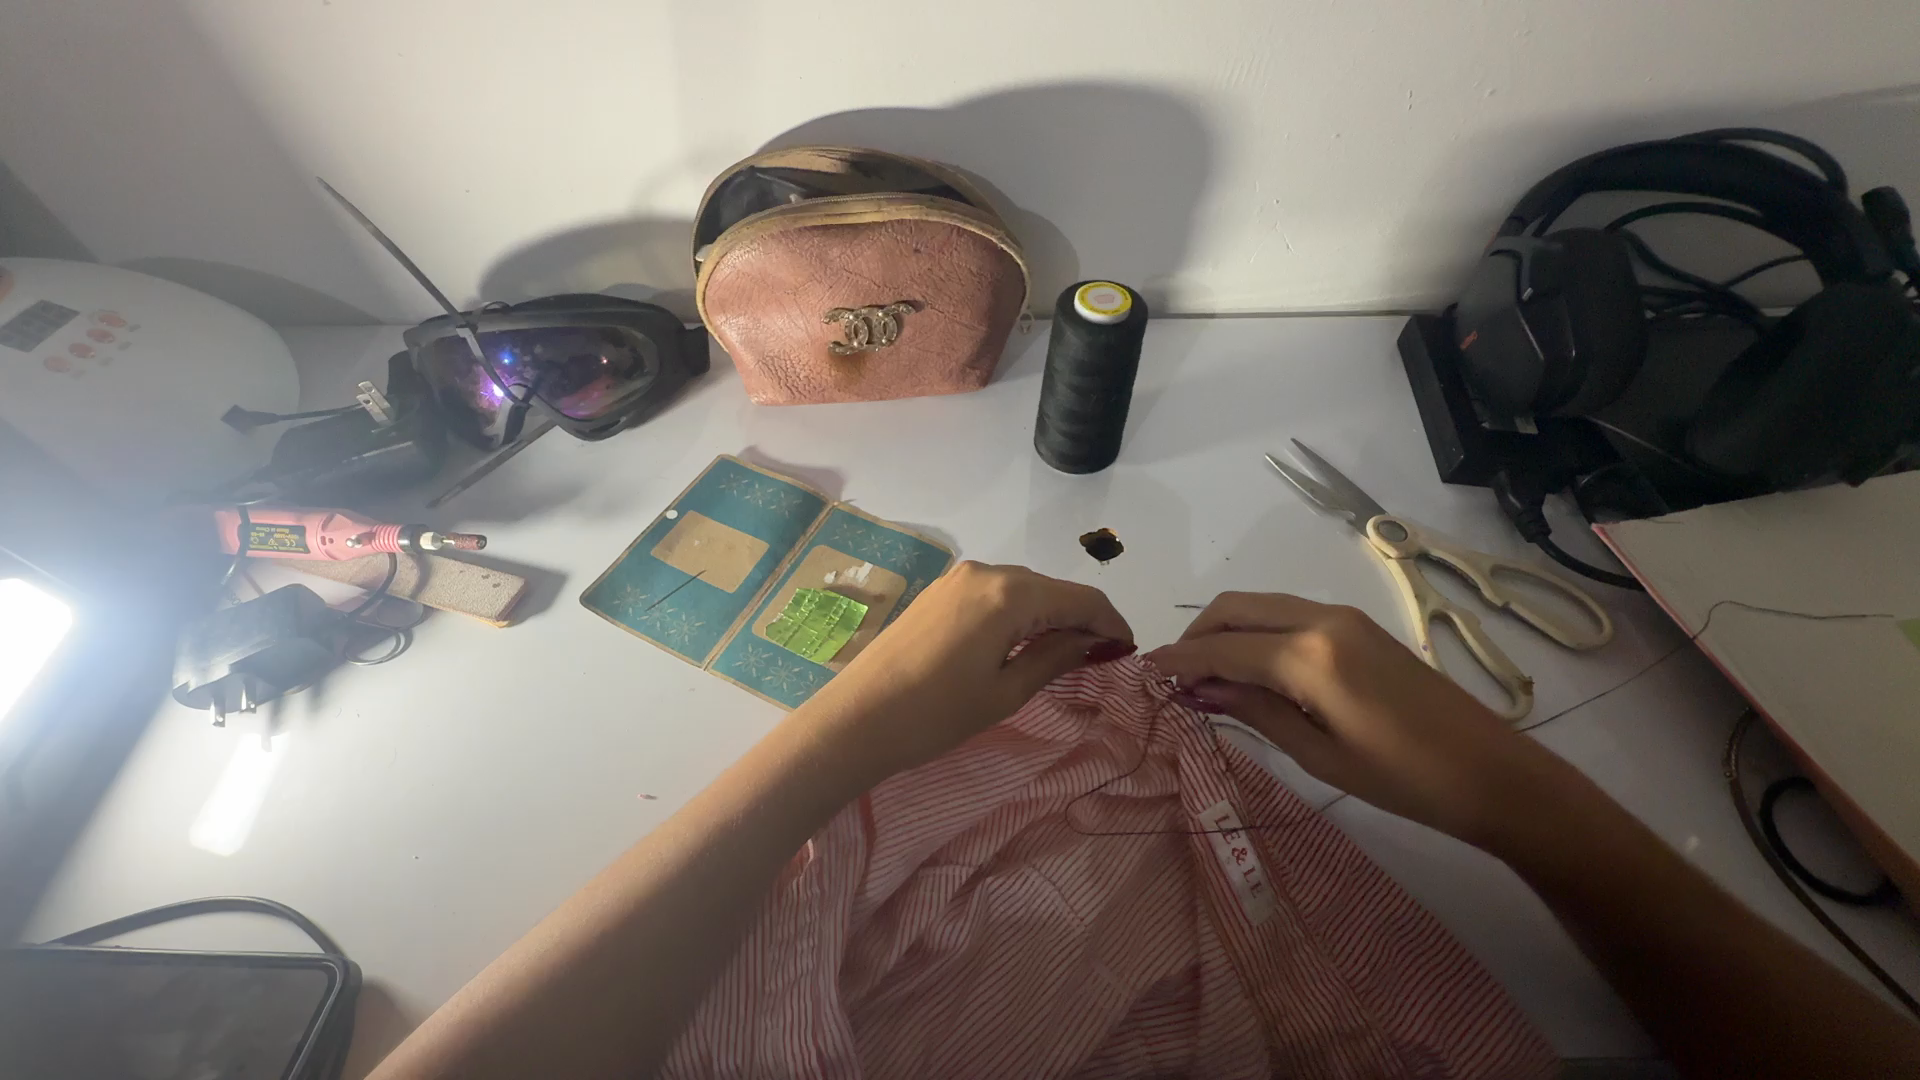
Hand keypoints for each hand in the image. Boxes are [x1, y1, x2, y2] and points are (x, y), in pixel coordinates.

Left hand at [796, 562, 1133, 781]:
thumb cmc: (937, 713)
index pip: (1080, 597)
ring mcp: (958, 578)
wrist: (857, 718)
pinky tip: (1021, 642)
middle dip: (1081, 618)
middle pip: (1051, 589)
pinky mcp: (939, 591)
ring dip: (1049, 615)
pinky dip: (1018, 613)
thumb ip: (1055, 657)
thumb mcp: (1006, 692)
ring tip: (1064, 654)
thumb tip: (1091, 641)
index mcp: (1010, 594)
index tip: (1128, 649)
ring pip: (1022, 589)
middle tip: (1100, 657)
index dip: (1110, 621)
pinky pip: (994, 594)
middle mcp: (986, 572)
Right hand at [1145, 593, 1564, 847]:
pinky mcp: (1357, 625)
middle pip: (1235, 608)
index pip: (1224, 647)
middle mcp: (1321, 620)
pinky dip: (1255, 630)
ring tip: (1205, 673)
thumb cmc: (1405, 780)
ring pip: (1259, 605)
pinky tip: (1248, 665)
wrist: (1497, 774)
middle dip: (1196, 635)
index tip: (1145, 671)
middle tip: (1176, 674)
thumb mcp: (1319, 756)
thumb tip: (1199, 691)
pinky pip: (1286, 613)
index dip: (1180, 659)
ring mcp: (1342, 617)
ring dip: (1224, 629)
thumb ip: (1254, 712)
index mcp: (1310, 657)